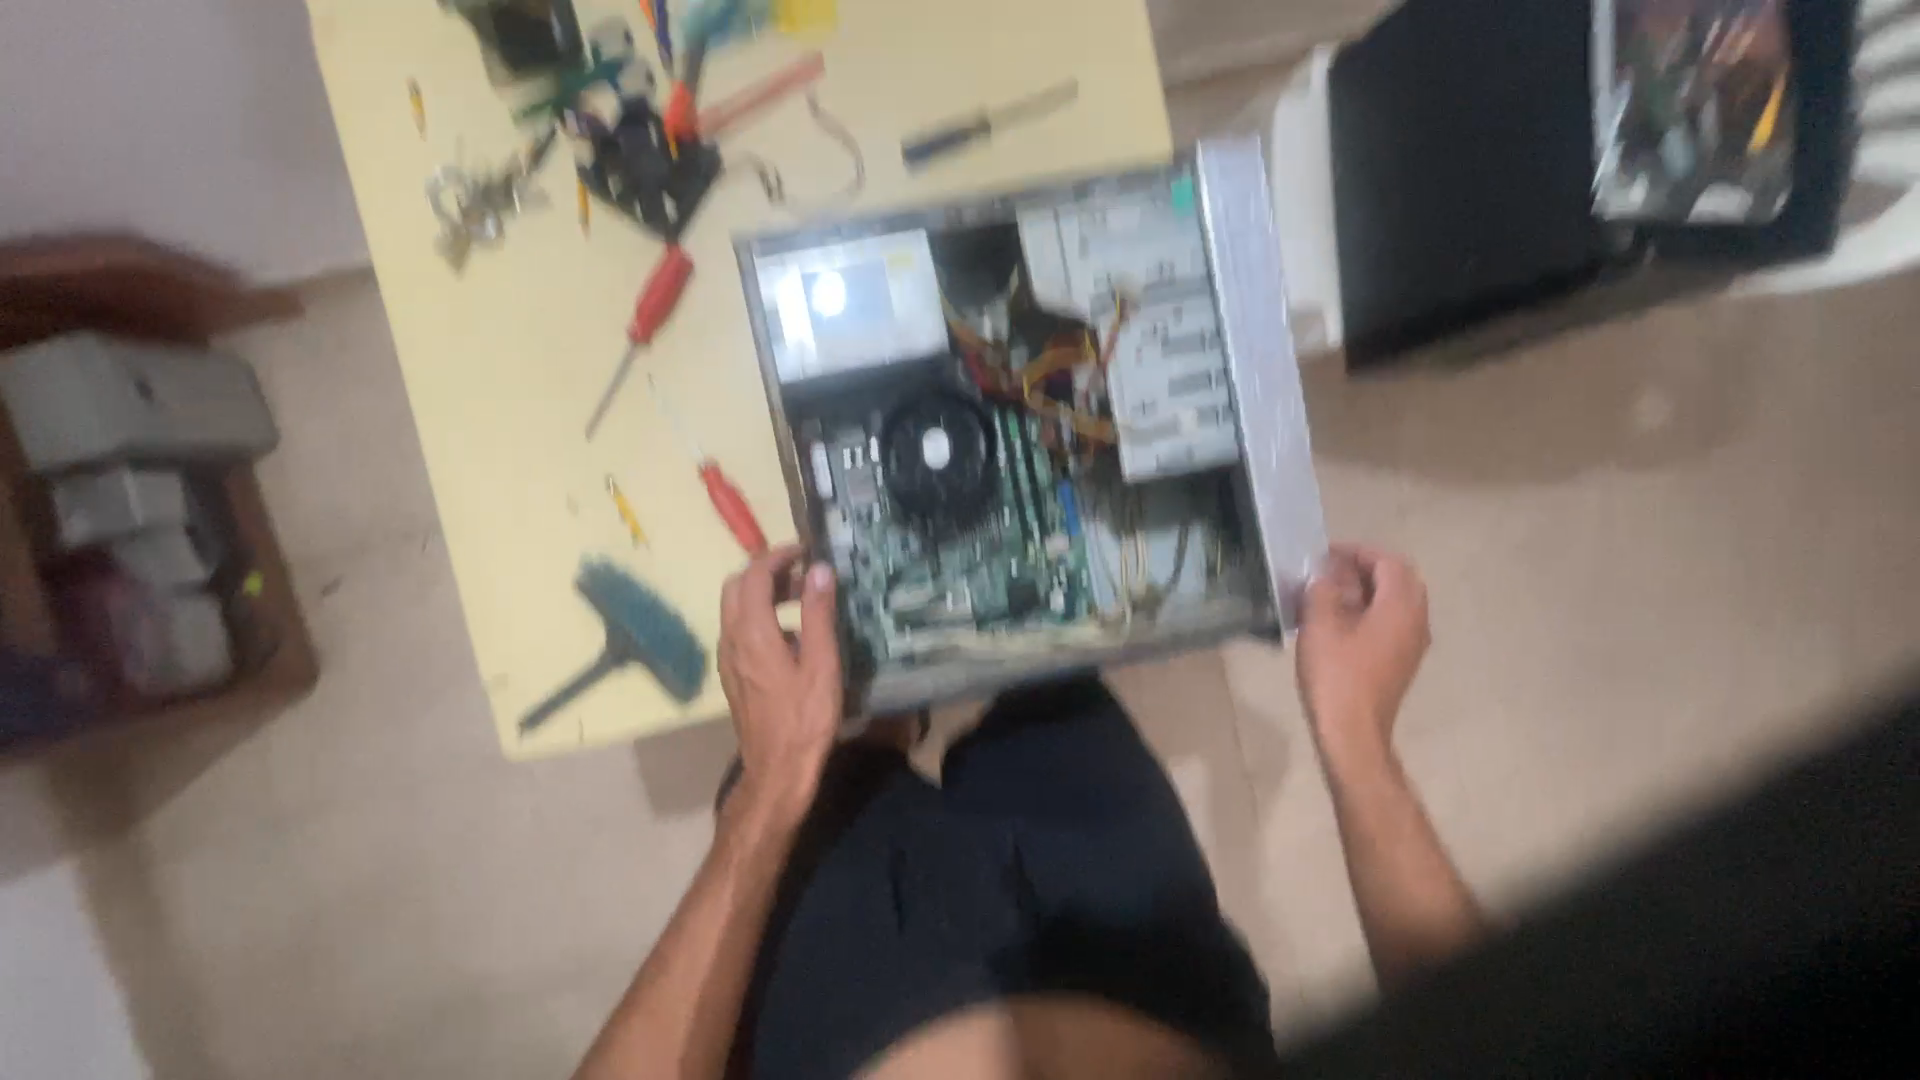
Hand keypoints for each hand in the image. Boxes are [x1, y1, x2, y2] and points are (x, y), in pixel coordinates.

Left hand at [717, 545, 842, 823]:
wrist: (777, 769)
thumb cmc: (805, 717)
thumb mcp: (821, 662)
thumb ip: (818, 613)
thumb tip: (820, 569)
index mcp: (752, 632)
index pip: (754, 575)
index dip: (778, 556)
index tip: (807, 551)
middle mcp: (731, 639)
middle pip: (737, 587)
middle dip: (768, 571)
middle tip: (805, 574)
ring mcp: (728, 659)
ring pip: (736, 609)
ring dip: (765, 594)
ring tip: (805, 600)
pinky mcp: (732, 675)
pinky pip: (740, 631)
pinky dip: (761, 617)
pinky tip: (793, 636)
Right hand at [1296, 544, 1430, 765]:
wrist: (1352, 731)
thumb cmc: (1336, 674)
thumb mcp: (1319, 625)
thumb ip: (1322, 591)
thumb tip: (1324, 577)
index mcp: (1401, 607)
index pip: (1389, 562)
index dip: (1358, 552)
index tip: (1326, 554)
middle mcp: (1416, 621)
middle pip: (1399, 580)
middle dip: (1365, 569)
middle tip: (1329, 571)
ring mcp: (1412, 643)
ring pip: (1396, 602)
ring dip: (1367, 591)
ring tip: (1328, 594)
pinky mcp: (1401, 660)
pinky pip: (1392, 622)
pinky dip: (1369, 611)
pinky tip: (1338, 621)